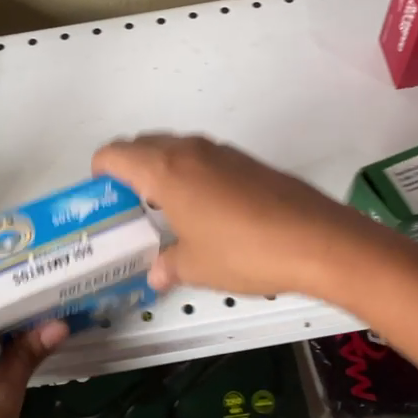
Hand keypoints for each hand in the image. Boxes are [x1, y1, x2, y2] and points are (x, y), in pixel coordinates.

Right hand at [93, 133, 384, 299]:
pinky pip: (205, 159)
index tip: (101, 196)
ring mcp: (223, 152)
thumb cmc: (244, 252)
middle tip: (129, 205)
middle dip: (129, 168)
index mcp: (165, 170)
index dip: (100, 171)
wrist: (318, 240)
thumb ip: (168, 264)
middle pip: (144, 144)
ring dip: (163, 169)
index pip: (115, 153)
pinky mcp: (250, 161)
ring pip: (177, 149)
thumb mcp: (196, 267)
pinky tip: (207, 210)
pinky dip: (192, 174)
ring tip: (166, 208)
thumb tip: (156, 273)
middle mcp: (190, 151)